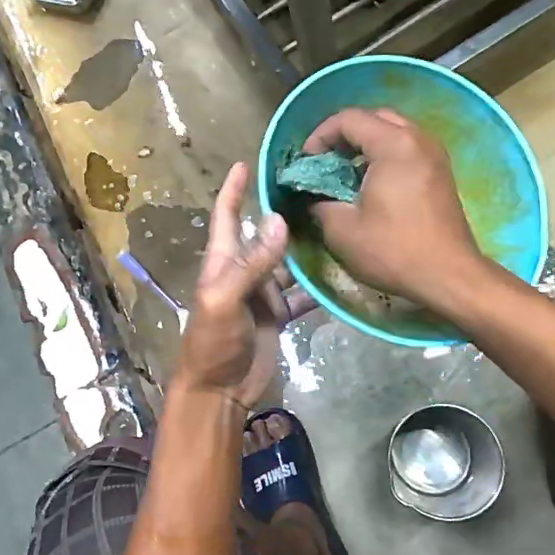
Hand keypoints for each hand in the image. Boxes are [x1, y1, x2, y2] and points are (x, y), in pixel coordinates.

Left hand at [178, 162, 316, 409]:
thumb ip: (252, 263)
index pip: (228, 216)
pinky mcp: (279, 316)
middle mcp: (245, 272)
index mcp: (224, 262)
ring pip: (289, 264)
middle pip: (265, 235)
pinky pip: (302, 296)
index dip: (234, 189)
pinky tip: (342, 276)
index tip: (247, 162)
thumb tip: (280, 221)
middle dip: (285, 214)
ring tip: (338, 228)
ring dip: (308, 250)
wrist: (219, 391)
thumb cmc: (211, 344)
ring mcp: (263, 294)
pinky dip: (319, 288)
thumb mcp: (224, 299)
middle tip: (317, 192)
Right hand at [302, 109, 489, 306]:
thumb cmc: (394, 251)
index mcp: (394, 144)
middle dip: (345, 135)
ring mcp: (436, 155)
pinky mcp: (442, 173)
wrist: (449, 276)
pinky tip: (372, 184)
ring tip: (346, 173)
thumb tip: (314, 197)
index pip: (349, 119)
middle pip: (375, 118)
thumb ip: (320, 204)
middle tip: (326, 162)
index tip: (306, 161)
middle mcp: (419, 139)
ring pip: (395, 132)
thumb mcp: (343, 231)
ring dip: (367, 145)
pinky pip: (409, 150)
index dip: (320, 135)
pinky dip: (387, 156)